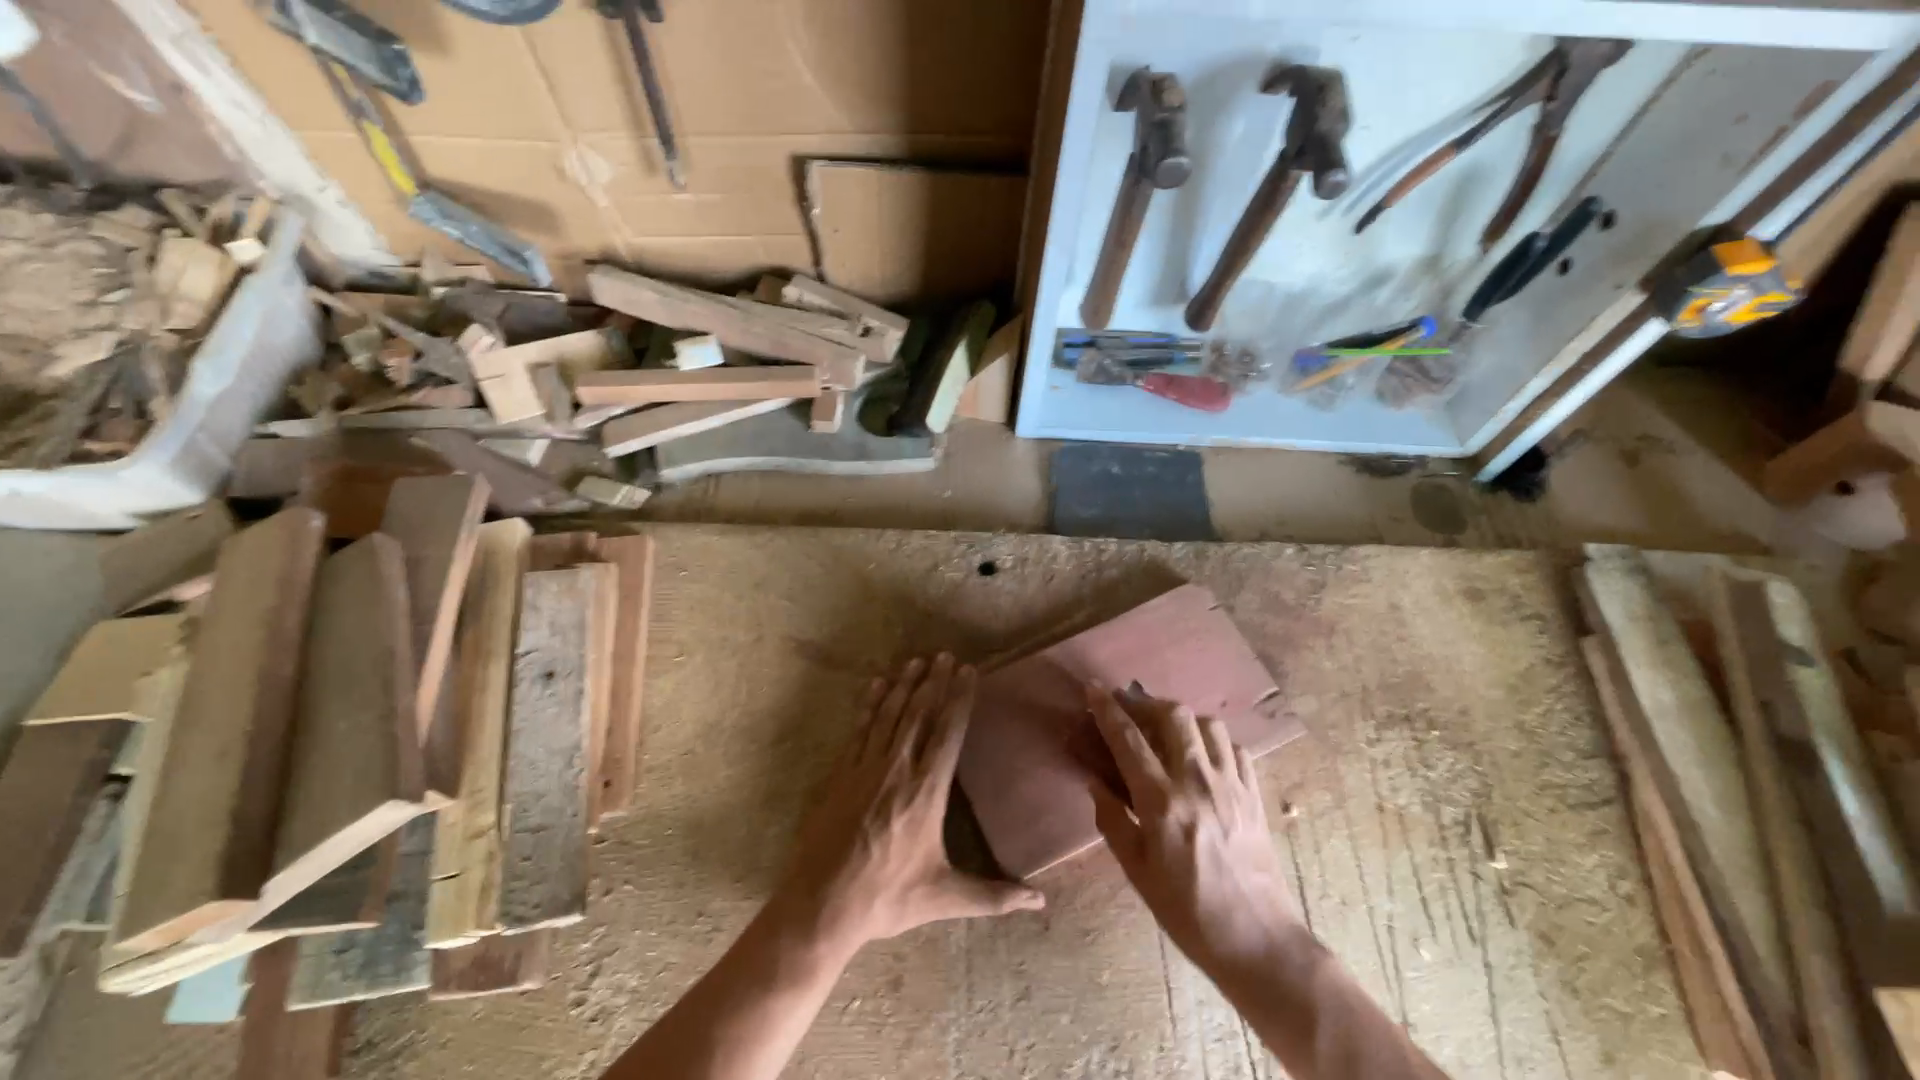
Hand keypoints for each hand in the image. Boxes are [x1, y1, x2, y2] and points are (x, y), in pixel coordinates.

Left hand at [773, 655, 1045, 954]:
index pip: (948, 733)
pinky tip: (875, 687)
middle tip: (945, 655)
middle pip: (919, 714)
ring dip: (903, 686)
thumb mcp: (946, 897)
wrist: (822, 904)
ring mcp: (864, 769)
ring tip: (916, 661)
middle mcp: (897, 770)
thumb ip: (995, 896)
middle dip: (934, 682)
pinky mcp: (840, 776)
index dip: (959, 699)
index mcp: (926, 792)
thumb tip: (1039, 903)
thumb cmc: (888, 899)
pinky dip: (869, 705)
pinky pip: (859, 730)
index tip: (968, 671)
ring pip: (888, 715)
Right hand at [1086, 684, 1303, 984]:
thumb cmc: (1186, 911)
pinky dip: (1215, 744)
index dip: (1107, 709)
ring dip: (1183, 720)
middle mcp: (1198, 782)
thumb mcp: (1136, 871)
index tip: (1093, 689)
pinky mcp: (1255, 795)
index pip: (1128, 740)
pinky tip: (1205, 760)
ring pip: (1208, 725)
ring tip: (1168, 733)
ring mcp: (1232, 785)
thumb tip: (1096, 782)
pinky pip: (1236, 750)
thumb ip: (1113, 821)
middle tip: (1131, 710)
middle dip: (1147, 703)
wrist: (1256, 939)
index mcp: (1162, 802)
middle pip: (1173, 716)